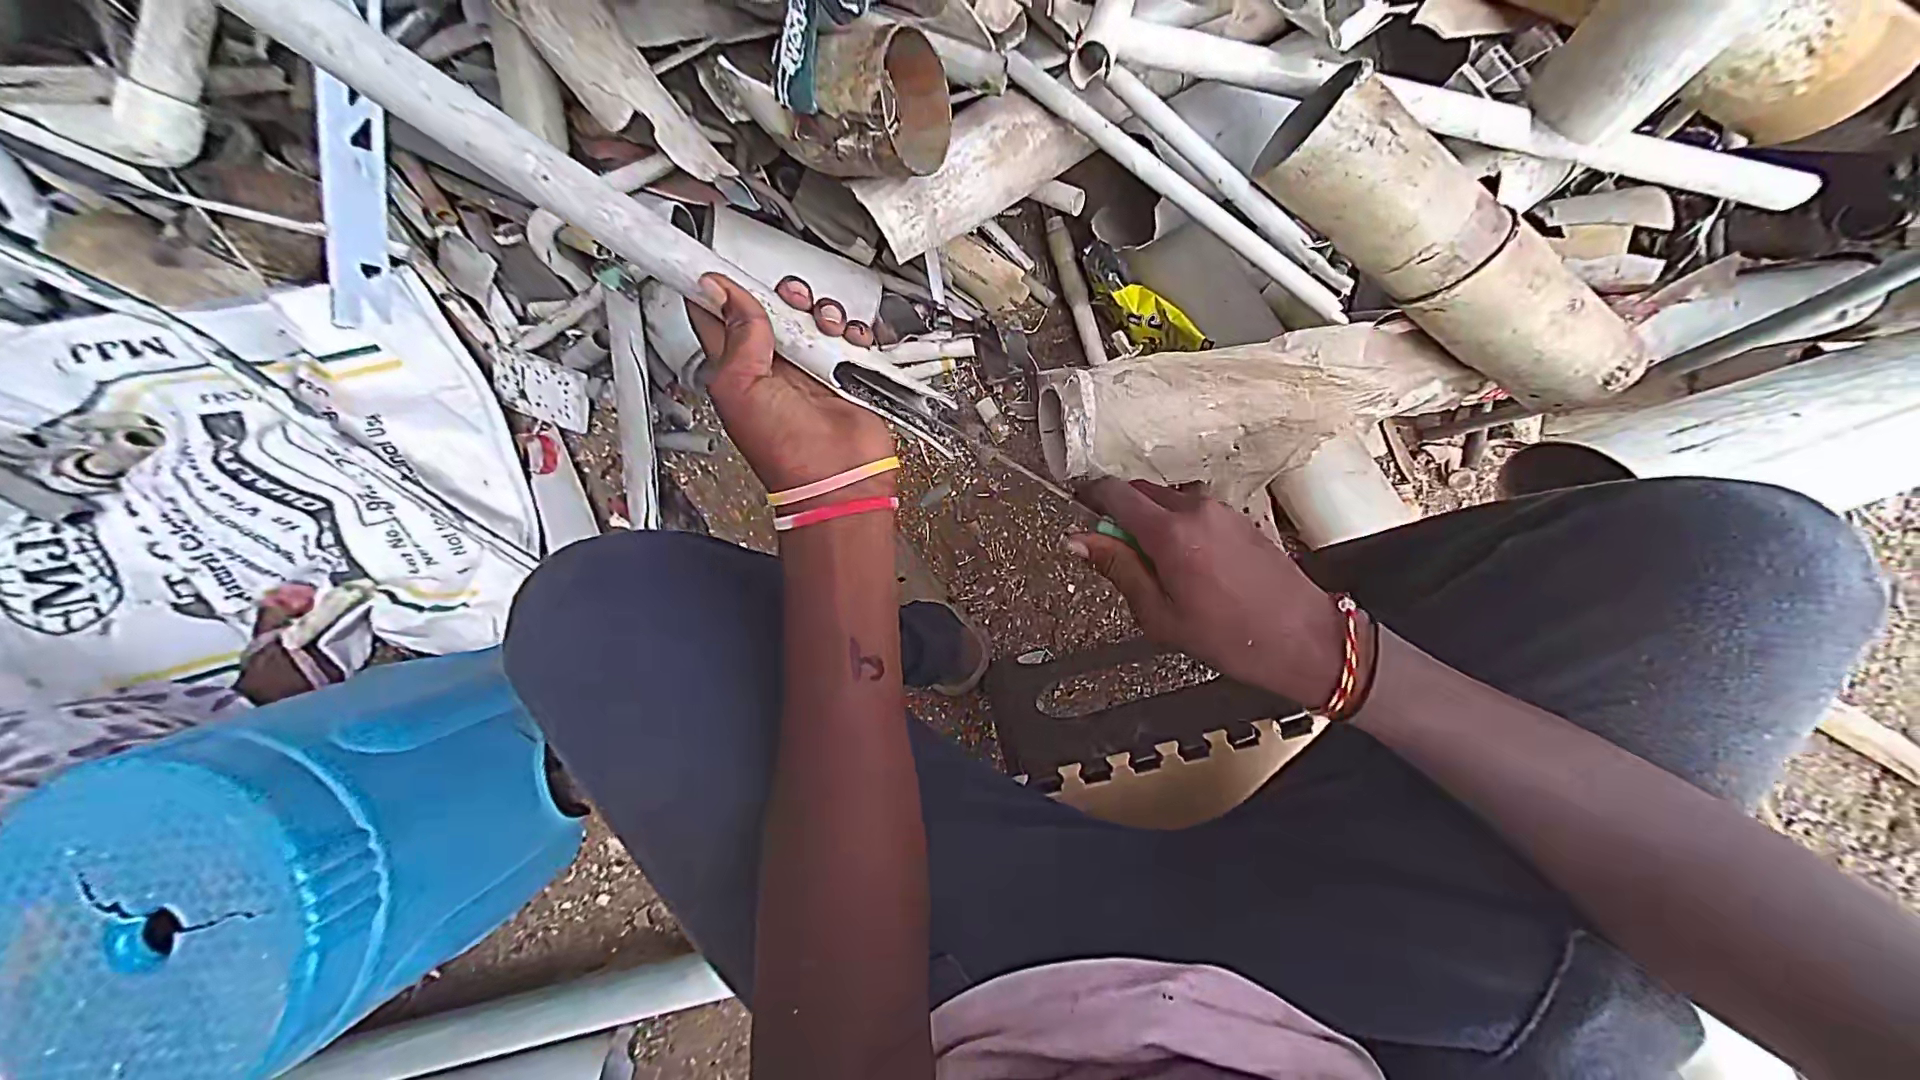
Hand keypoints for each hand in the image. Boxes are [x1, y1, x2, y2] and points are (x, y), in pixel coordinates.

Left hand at [686, 274, 893, 493]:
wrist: (838, 477)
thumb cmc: (785, 452)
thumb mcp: (740, 388)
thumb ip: (735, 336)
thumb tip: (722, 291)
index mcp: (740, 367)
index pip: (718, 315)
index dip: (714, 285)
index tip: (710, 259)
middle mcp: (776, 364)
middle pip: (772, 306)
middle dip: (781, 294)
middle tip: (787, 300)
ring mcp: (813, 367)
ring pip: (813, 315)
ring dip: (821, 312)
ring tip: (825, 328)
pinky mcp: (847, 372)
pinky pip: (851, 335)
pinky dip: (853, 332)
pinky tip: (848, 343)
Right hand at [1067, 478, 1349, 707]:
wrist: (1303, 638)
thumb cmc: (1234, 636)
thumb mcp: (1159, 613)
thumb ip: (1117, 568)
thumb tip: (1081, 542)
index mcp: (1171, 534)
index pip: (1115, 494)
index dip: (1091, 499)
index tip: (1081, 513)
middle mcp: (1196, 511)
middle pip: (1139, 492)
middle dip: (1120, 515)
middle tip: (1117, 555)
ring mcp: (1221, 511)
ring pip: (1165, 502)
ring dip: (1149, 523)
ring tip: (1158, 570)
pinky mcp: (1237, 518)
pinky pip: (1191, 511)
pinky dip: (1175, 528)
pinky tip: (1186, 567)